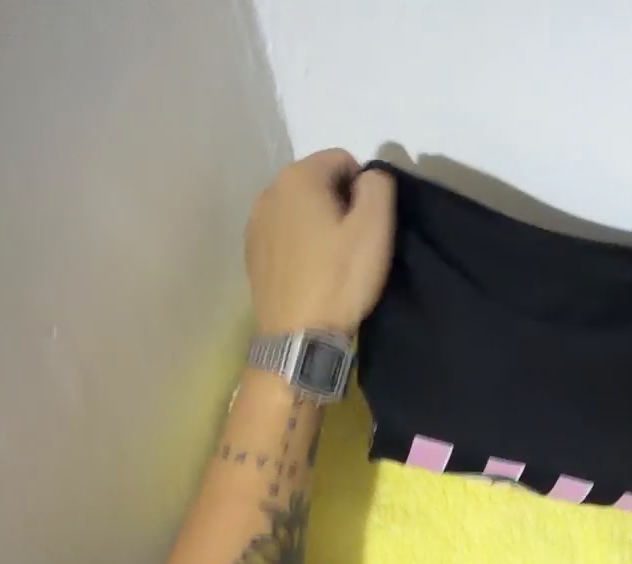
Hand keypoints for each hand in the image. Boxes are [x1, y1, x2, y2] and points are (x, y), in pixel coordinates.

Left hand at [245, 149, 396, 335]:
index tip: (369, 225)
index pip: (342, 159)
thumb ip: (379, 187)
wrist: (299, 335)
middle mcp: (269, 190)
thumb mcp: (375, 230)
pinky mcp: (252, 252)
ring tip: (333, 261)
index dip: (364, 189)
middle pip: (317, 182)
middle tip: (353, 245)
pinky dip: (301, 244)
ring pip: (299, 209)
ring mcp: (255, 222)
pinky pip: (284, 234)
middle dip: (339, 203)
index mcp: (298, 177)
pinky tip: (312, 272)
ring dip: (319, 224)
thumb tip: (371, 177)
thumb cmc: (340, 280)